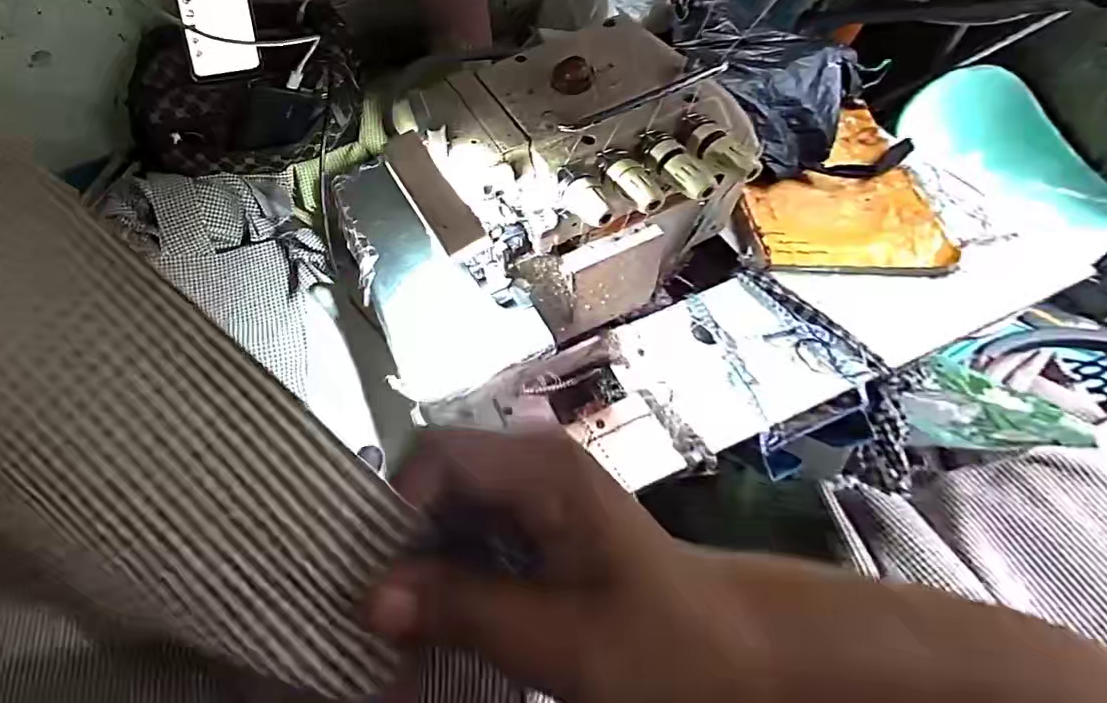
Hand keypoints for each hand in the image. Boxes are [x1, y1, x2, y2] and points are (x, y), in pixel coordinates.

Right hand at [361, 428, 774, 702]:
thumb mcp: (564, 642)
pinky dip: (449, 567)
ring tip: (401, 618)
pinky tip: (442, 613)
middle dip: (403, 535)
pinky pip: (472, 527)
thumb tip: (370, 598)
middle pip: (439, 475)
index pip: (440, 456)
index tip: (374, 579)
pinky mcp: (536, 516)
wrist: (736, 650)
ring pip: (449, 502)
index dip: (397, 507)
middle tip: (380, 607)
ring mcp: (534, 485)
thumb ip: (467, 611)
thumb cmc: (663, 643)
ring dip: (422, 556)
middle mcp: (531, 460)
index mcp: (542, 468)